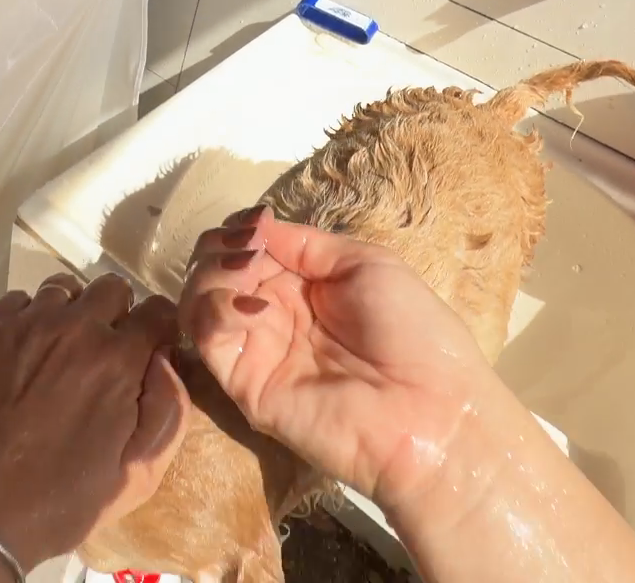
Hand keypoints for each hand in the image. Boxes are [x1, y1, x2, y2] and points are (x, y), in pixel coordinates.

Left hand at [0, 274, 187, 569]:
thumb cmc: (62, 501)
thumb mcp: (138, 475)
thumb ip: (168, 410)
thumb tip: (164, 359)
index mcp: (117, 360)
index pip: (158, 310)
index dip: (161, 328)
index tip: (153, 350)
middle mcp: (75, 327)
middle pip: (113, 286)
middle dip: (119, 313)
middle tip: (108, 353)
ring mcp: (29, 323)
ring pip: (66, 288)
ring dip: (74, 311)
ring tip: (65, 350)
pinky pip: (22, 299)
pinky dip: (32, 317)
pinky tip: (29, 352)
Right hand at [179, 207, 499, 506]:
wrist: (436, 412)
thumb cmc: (414, 331)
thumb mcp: (364, 263)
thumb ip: (303, 243)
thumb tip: (254, 221)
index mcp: (296, 284)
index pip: (243, 248)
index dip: (240, 230)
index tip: (256, 224)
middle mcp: (267, 312)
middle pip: (212, 268)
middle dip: (220, 247)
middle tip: (248, 247)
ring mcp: (253, 347)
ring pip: (199, 298)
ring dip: (213, 272)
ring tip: (247, 270)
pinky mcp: (243, 382)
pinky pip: (207, 337)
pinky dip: (216, 309)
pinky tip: (253, 306)